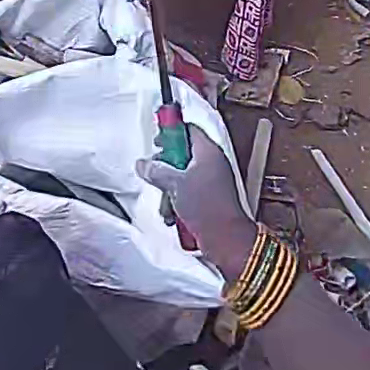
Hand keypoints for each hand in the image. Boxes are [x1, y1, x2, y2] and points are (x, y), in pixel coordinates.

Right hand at [137, 125, 256, 275]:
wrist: (226, 239)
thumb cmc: (205, 205)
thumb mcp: (175, 184)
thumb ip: (157, 171)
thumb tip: (142, 164)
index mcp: (208, 151)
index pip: (189, 130)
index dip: (172, 133)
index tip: (157, 143)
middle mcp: (212, 162)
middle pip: (184, 154)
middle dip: (166, 168)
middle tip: (155, 176)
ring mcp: (213, 181)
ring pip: (184, 176)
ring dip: (170, 190)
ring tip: (166, 206)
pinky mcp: (211, 198)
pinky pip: (190, 192)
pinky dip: (179, 202)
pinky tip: (172, 216)